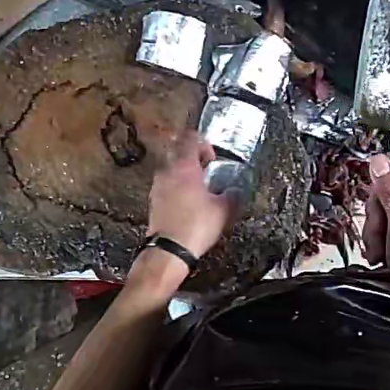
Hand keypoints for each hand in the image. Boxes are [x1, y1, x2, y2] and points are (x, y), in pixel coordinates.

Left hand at [146, 132, 237, 257]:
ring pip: (171, 168)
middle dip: (194, 158)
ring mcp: (157, 186)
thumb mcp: (223, 210)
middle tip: (207, 170)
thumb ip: (231, 195)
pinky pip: (166, 184)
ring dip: (185, 172)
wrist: (169, 250)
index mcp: (184, 167)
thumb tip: (235, 190)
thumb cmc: (196, 225)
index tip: (213, 158)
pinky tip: (189, 202)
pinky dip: (177, 186)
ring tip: (200, 188)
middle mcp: (167, 171)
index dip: (204, 144)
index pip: (190, 139)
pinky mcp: (154, 200)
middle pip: (178, 151)